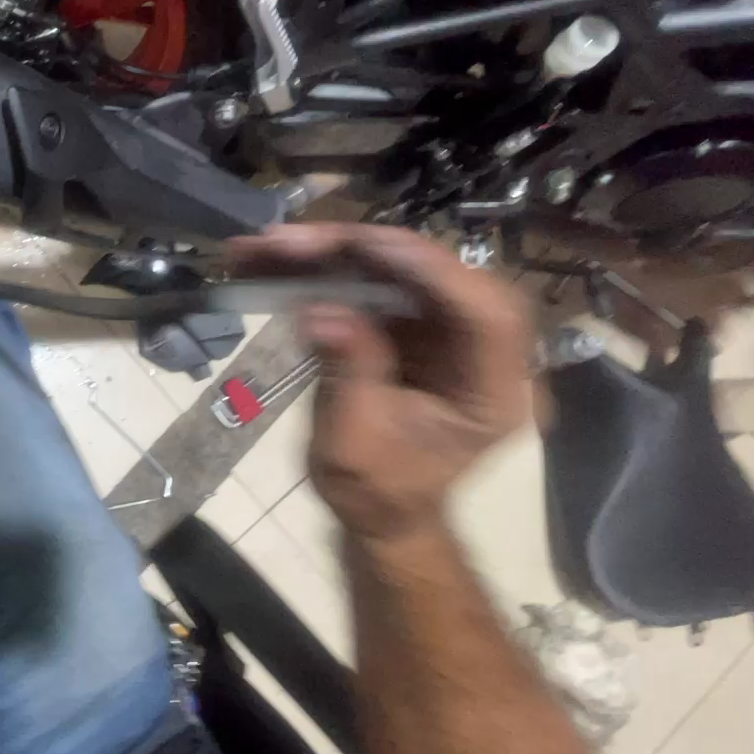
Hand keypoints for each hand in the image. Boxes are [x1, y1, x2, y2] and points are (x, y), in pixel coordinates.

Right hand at [230, 224, 532, 539]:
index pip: (485, 315)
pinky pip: (371, 284)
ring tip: (260, 249)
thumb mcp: (353, 444)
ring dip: (328, 253)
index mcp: (493, 390)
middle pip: (434, 276)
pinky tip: (272, 263)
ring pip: (395, 270)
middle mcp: (479, 349)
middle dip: (359, 250)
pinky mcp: (410, 325)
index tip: (368, 246)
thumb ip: (348, 374)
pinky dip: (321, 271)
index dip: (431, 272)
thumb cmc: (375, 492)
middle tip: (286, 243)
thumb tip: (320, 311)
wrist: (378, 510)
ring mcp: (444, 332)